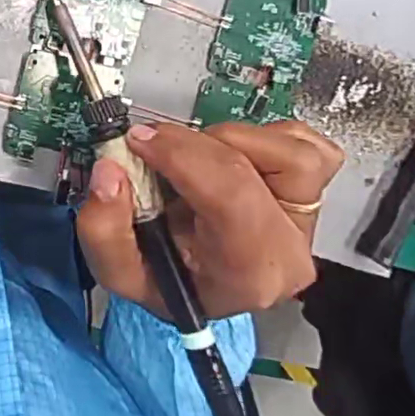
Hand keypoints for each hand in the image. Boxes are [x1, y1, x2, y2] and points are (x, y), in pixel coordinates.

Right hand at [76, 120, 342, 320]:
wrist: (198, 281)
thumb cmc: (166, 279)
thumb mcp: (119, 273)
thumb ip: (103, 229)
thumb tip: (111, 171)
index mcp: (249, 273)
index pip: (231, 198)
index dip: (180, 157)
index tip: (137, 142)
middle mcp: (288, 245)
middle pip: (250, 165)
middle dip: (186, 145)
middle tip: (147, 144)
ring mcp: (306, 215)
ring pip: (284, 147)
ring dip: (224, 140)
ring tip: (190, 159)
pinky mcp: (311, 187)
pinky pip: (299, 139)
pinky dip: (256, 135)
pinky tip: (224, 153)